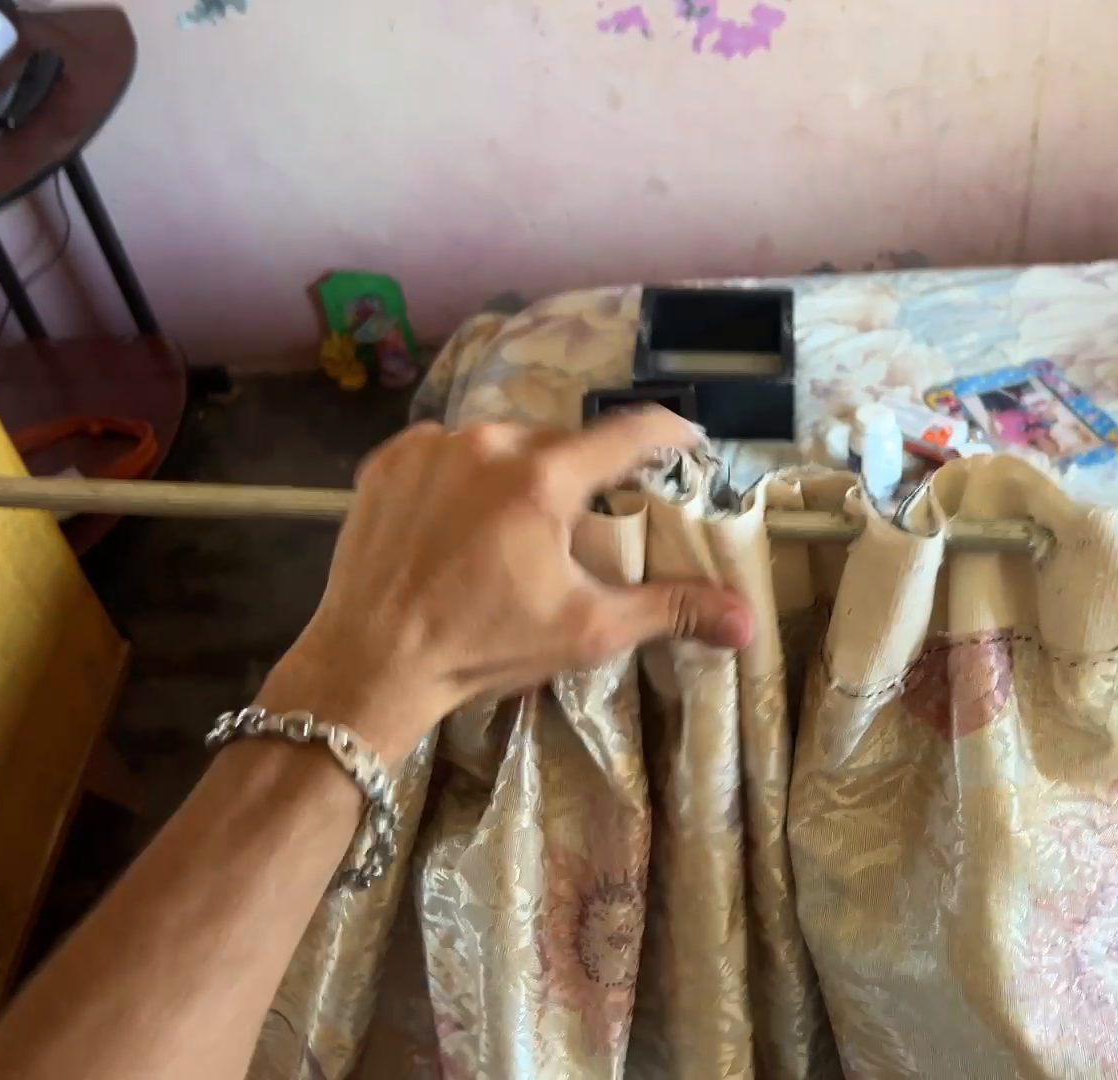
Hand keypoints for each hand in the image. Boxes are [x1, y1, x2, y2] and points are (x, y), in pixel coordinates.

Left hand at [259, 410, 753, 757]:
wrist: (369, 664)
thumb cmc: (487, 645)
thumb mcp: (589, 629)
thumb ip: (672, 609)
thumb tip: (748, 622)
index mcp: (543, 479)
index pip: (629, 432)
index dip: (669, 432)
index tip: (690, 442)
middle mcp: (490, 442)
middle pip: (567, 442)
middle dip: (589, 474)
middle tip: (590, 521)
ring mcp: (434, 444)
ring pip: (511, 443)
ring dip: (531, 473)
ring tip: (523, 527)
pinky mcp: (392, 457)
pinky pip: (457, 449)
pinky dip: (475, 473)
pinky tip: (467, 518)